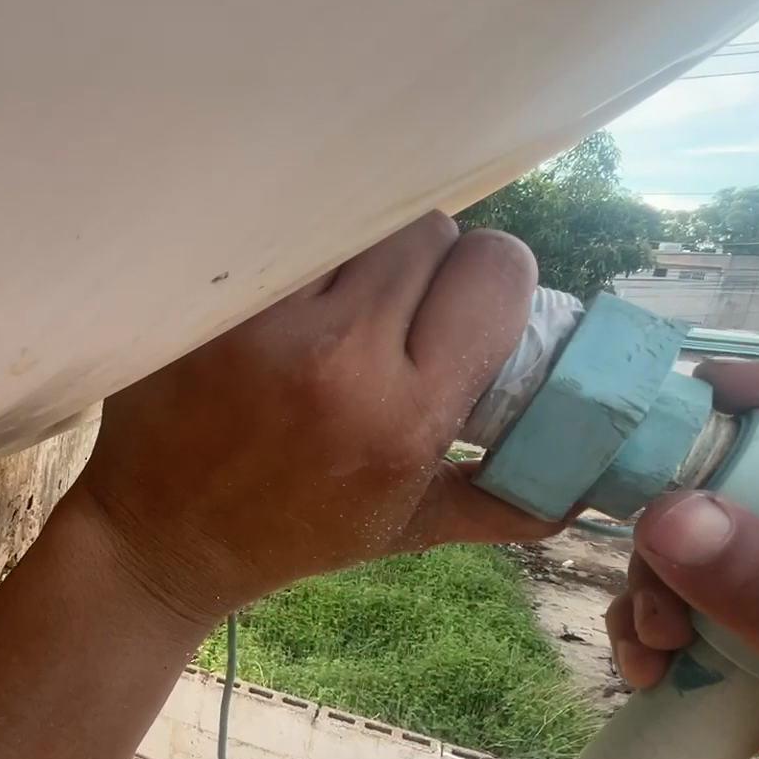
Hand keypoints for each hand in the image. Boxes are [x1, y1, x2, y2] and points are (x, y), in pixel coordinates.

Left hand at [72, 211, 555, 624]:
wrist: (161, 538)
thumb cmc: (286, 534)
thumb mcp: (402, 529)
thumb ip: (507, 502)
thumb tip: (597, 479)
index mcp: (403, 417)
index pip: (495, 273)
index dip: (490, 280)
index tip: (462, 302)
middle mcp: (337, 359)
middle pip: (425, 233)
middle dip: (422, 264)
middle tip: (391, 302)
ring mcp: (259, 327)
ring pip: (349, 220)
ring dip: (356, 249)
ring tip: (332, 298)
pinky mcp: (201, 311)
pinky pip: (272, 238)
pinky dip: (289, 253)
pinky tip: (278, 295)